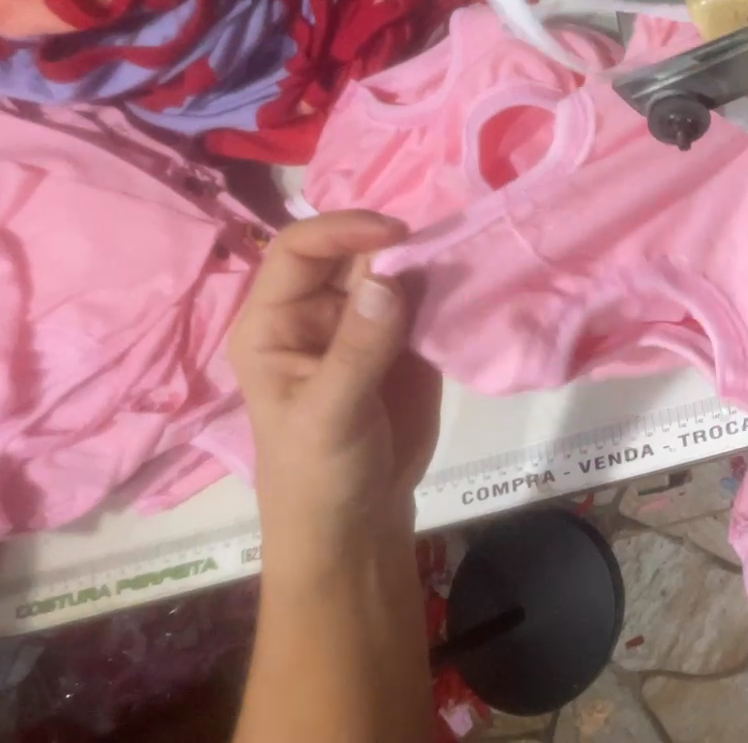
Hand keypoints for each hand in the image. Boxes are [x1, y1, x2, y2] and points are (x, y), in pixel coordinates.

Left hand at [227, 212, 440, 559]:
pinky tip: (470, 287)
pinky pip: (428, 299)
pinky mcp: (408, 341)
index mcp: (277, 322)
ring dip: (429, 262)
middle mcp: (319, 313)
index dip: (342, 230)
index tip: (399, 232)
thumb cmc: (319, 471)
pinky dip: (451, 288)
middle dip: (393, 242)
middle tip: (442, 249)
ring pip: (396, 271)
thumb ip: (359, 348)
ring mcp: (367, 325)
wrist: (360, 518)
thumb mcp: (331, 413)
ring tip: (464, 263)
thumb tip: (390, 279)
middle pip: (353, 253)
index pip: (299, 251)